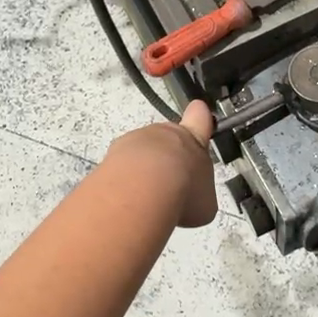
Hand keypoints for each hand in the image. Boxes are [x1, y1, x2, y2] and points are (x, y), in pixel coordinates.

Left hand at [106, 101, 217, 227]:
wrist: (145, 191)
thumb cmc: (184, 193)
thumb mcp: (206, 202)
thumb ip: (200, 194)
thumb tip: (193, 203)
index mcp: (193, 140)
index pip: (200, 116)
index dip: (200, 117)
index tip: (199, 113)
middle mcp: (163, 133)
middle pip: (166, 139)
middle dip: (166, 159)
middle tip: (169, 186)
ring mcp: (134, 141)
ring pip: (141, 153)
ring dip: (143, 171)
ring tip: (147, 199)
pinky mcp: (111, 154)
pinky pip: (120, 167)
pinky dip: (124, 182)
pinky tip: (129, 200)